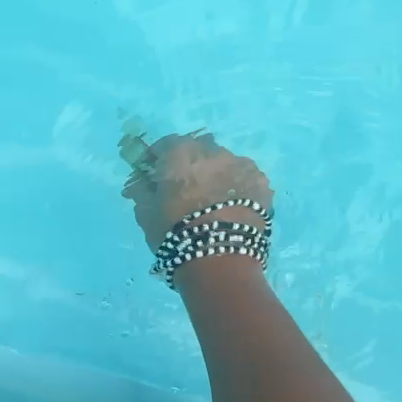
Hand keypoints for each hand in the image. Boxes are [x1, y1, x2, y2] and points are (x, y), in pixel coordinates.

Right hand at [121, 131, 273, 250]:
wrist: (219, 257)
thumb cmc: (174, 231)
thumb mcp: (145, 212)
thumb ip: (141, 191)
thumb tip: (140, 183)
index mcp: (180, 153)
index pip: (165, 144)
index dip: (157, 158)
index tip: (153, 173)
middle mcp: (213, 151)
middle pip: (198, 149)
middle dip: (190, 163)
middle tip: (183, 187)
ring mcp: (241, 164)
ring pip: (224, 163)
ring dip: (215, 174)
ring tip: (211, 200)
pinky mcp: (262, 183)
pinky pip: (244, 178)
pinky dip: (236, 187)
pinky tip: (231, 207)